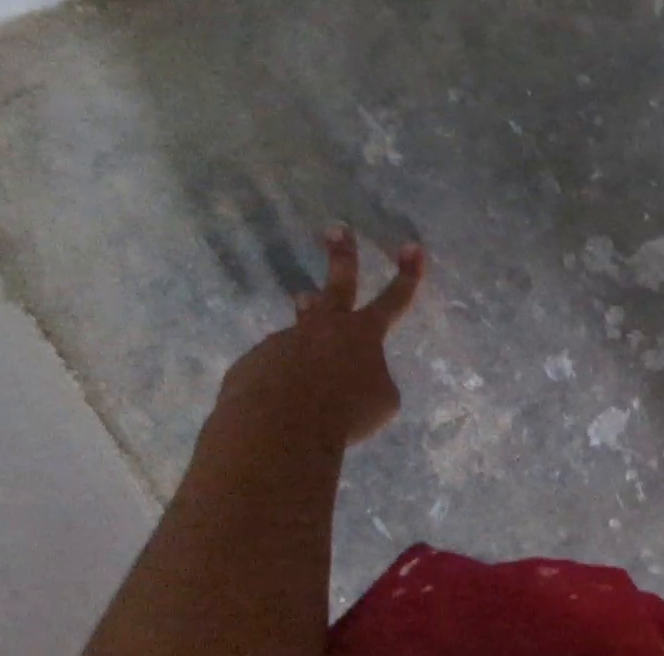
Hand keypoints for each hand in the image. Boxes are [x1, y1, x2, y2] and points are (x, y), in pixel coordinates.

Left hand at [216, 227, 425, 446]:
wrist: (274, 434)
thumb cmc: (343, 415)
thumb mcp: (381, 402)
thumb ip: (373, 380)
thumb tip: (354, 379)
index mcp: (364, 333)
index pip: (396, 297)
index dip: (409, 273)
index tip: (413, 246)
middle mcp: (325, 328)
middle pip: (338, 284)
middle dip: (342, 255)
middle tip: (337, 229)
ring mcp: (283, 343)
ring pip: (298, 333)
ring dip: (305, 333)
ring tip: (303, 311)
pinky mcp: (249, 366)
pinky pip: (270, 371)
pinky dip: (277, 384)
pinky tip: (276, 407)